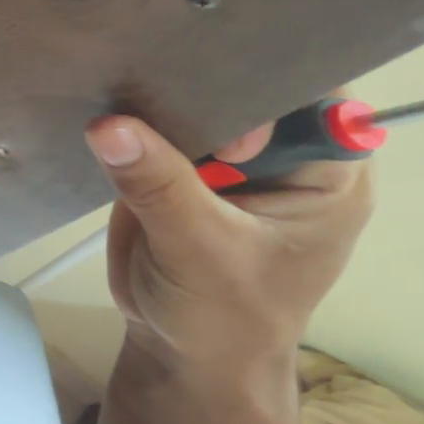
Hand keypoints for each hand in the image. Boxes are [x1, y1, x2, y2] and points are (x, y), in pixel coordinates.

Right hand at [84, 103, 374, 369]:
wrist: (181, 351)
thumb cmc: (222, 314)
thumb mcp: (199, 251)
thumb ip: (159, 185)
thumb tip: (107, 125)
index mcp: (325, 174)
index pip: (307, 98)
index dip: (259, 88)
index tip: (204, 102)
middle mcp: (280, 157)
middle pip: (244, 91)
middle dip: (196, 82)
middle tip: (143, 72)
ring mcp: (224, 160)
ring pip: (192, 103)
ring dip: (151, 97)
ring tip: (110, 85)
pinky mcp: (175, 167)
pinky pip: (152, 126)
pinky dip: (125, 120)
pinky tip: (97, 110)